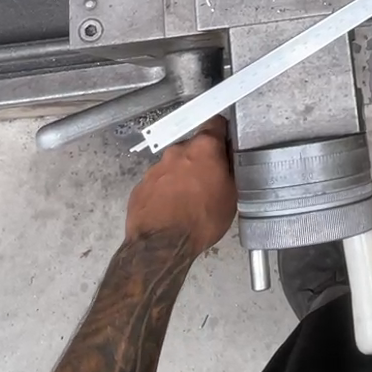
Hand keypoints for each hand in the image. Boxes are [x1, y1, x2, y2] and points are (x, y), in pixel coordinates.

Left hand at [124, 117, 235, 255]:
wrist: (161, 247)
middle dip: (201, 160)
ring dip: (182, 176)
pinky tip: (170, 210)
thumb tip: (228, 159)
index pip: (216, 124)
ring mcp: (155, 167)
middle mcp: (177, 150)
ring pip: (174, 165)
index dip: (223, 133)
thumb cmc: (202, 219)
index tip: (226, 145)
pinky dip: (165, 191)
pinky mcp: (140, 186)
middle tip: (209, 181)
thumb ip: (229, 170)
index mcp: (204, 147)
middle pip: (193, 147)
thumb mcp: (231, 195)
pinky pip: (158, 182)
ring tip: (188, 201)